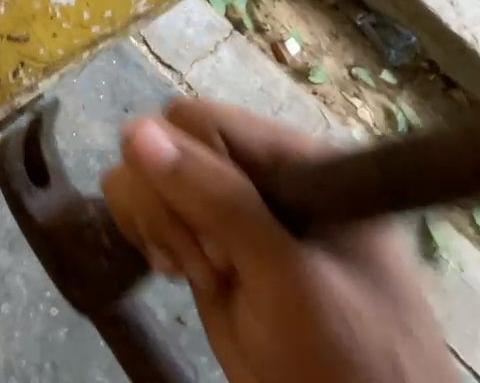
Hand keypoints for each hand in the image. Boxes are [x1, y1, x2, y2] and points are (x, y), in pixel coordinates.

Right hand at [101, 100, 457, 382]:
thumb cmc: (344, 360)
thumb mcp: (290, 281)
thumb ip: (220, 202)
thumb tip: (135, 131)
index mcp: (299, 160)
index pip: (199, 121)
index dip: (187, 169)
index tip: (216, 237)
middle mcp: (259, 171)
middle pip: (163, 142)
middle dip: (168, 203)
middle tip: (212, 264)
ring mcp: (227, 205)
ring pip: (142, 170)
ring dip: (154, 223)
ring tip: (195, 273)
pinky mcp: (198, 235)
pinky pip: (139, 201)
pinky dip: (142, 232)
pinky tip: (172, 270)